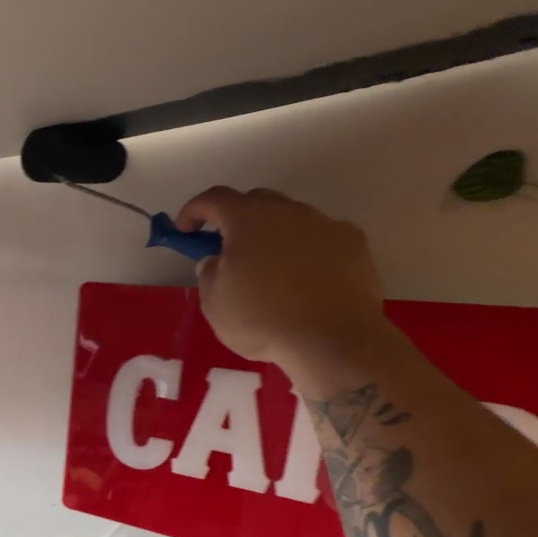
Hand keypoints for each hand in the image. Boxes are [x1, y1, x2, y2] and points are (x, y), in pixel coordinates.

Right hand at [175, 187, 389, 368]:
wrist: (332, 337)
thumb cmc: (261, 319)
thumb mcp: (215, 304)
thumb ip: (209, 275)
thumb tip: (216, 260)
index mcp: (248, 220)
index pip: (214, 199)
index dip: (193, 211)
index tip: (184, 230)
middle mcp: (288, 211)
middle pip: (256, 201)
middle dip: (236, 219)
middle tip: (228, 250)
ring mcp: (325, 224)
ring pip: (291, 219)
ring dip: (274, 236)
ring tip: (270, 272)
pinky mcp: (353, 243)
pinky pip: (321, 238)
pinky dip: (307, 250)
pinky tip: (306, 280)